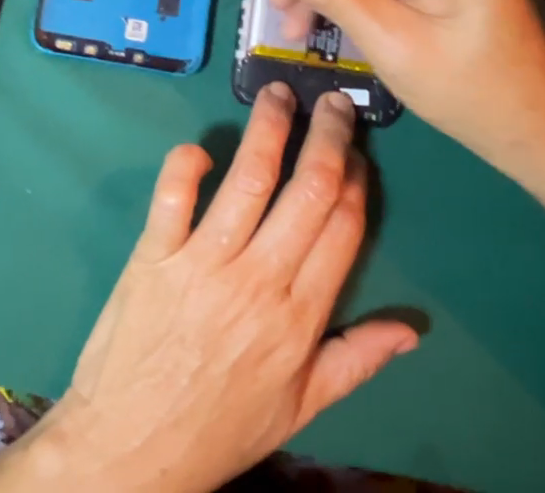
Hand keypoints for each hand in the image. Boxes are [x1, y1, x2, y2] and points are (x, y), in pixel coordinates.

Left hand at [0, 85, 415, 492]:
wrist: (133, 448)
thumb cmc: (219, 427)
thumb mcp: (299, 408)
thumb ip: (355, 361)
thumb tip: (411, 330)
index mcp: (299, 317)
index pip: (340, 229)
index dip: (354, 183)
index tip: (356, 154)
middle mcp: (257, 280)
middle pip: (305, 193)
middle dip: (325, 139)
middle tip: (330, 102)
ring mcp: (202, 264)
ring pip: (246, 182)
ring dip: (267, 132)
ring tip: (276, 96)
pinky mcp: (152, 256)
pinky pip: (171, 198)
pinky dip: (185, 166)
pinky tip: (201, 146)